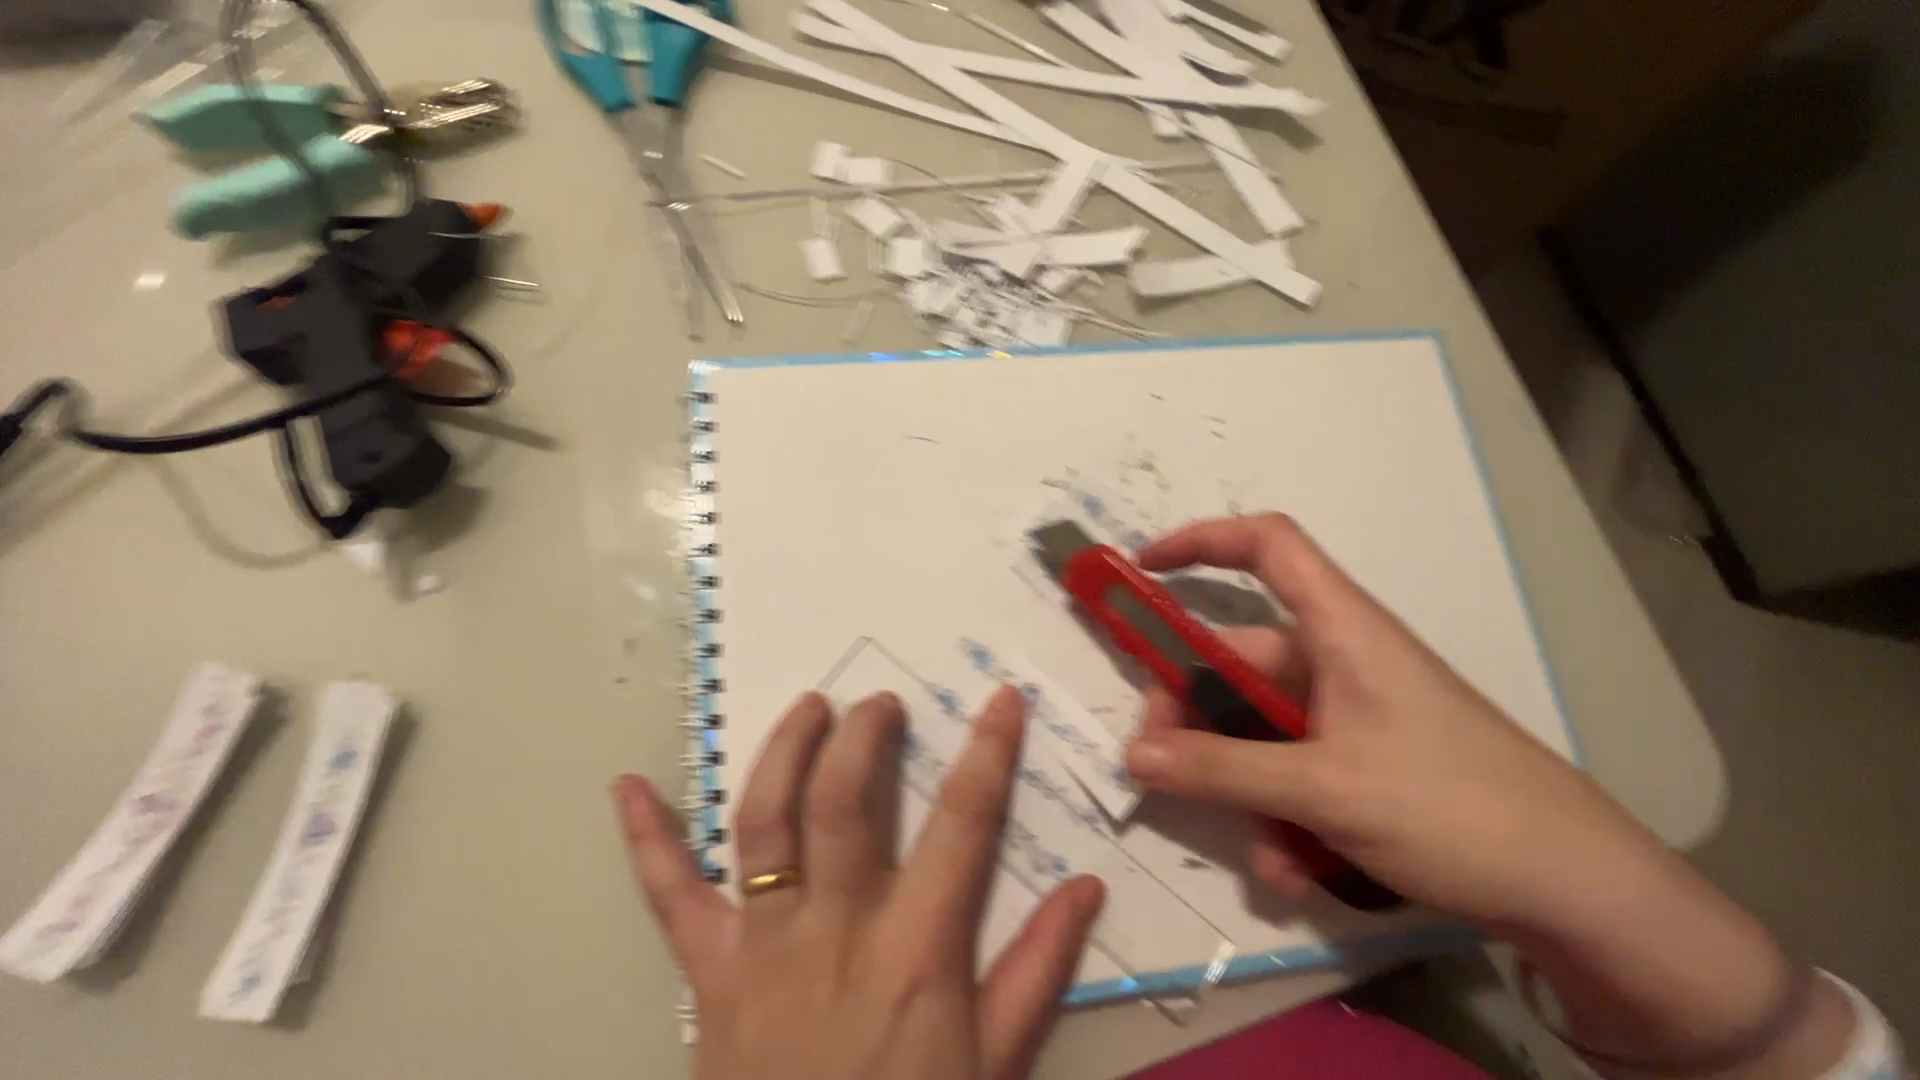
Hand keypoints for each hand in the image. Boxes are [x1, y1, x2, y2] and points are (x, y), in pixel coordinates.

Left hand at [612, 687, 1105, 1079]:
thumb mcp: (995, 1064)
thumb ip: (1039, 971)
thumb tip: (1087, 886)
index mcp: (916, 950)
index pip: (962, 824)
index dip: (988, 753)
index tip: (1001, 701)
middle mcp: (835, 928)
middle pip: (844, 802)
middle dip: (863, 735)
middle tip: (881, 704)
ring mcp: (762, 945)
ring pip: (763, 822)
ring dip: (783, 751)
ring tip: (809, 707)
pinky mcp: (707, 973)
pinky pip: (668, 896)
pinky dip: (646, 838)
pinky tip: (627, 785)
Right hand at [1122, 513, 1664, 929]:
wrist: (1576, 889)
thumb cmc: (1452, 807)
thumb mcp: (1322, 790)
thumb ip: (1219, 769)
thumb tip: (1132, 752)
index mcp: (1339, 630)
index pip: (1267, 546)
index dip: (1201, 540)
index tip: (1143, 568)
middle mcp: (1338, 662)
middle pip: (1238, 661)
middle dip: (1193, 715)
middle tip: (1158, 765)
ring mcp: (1350, 717)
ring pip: (1259, 733)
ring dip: (1240, 789)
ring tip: (1261, 855)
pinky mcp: (1363, 764)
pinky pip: (1292, 775)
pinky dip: (1279, 817)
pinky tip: (1293, 871)